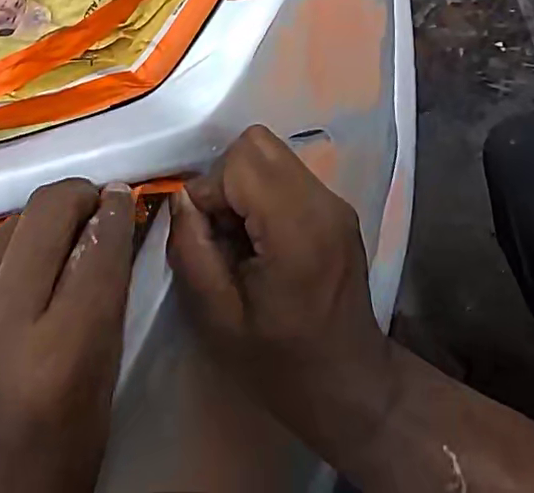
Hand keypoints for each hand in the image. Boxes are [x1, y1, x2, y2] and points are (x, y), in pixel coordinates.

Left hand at [0, 179, 137, 492]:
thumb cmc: (51, 474)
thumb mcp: (98, 398)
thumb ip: (106, 311)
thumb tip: (110, 232)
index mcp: (57, 360)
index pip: (97, 251)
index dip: (115, 211)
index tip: (121, 195)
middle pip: (43, 216)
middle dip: (75, 196)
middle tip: (91, 204)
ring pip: (3, 233)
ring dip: (36, 229)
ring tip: (53, 247)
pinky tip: (6, 298)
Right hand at [167, 126, 397, 456]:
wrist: (350, 388)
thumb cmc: (280, 363)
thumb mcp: (218, 317)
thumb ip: (191, 248)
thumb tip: (183, 197)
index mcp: (298, 229)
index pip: (241, 161)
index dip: (211, 191)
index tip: (208, 235)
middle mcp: (323, 202)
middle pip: (257, 144)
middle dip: (225, 178)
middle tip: (222, 229)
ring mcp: (335, 201)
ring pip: (270, 153)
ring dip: (242, 184)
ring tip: (241, 235)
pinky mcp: (337, 207)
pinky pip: (285, 172)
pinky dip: (261, 191)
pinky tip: (261, 237)